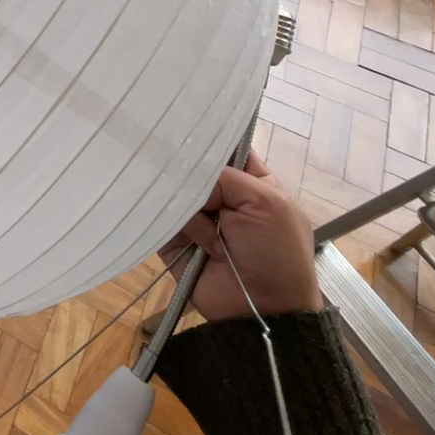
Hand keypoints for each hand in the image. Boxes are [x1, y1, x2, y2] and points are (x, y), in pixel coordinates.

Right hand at [159, 151, 323, 322]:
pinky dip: (170, 222)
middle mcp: (221, 197)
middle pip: (192, 168)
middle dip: (189, 174)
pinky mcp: (173, 235)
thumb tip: (185, 172)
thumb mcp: (266, 203)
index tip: (183, 125)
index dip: (207, 139)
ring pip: (173, 191)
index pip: (225, 149)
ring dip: (188, 210)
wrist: (259, 309)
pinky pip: (159, 215)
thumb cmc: (275, 254)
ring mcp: (195, 216)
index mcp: (252, 185)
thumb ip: (224, 175)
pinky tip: (189, 239)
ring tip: (210, 237)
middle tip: (195, 185)